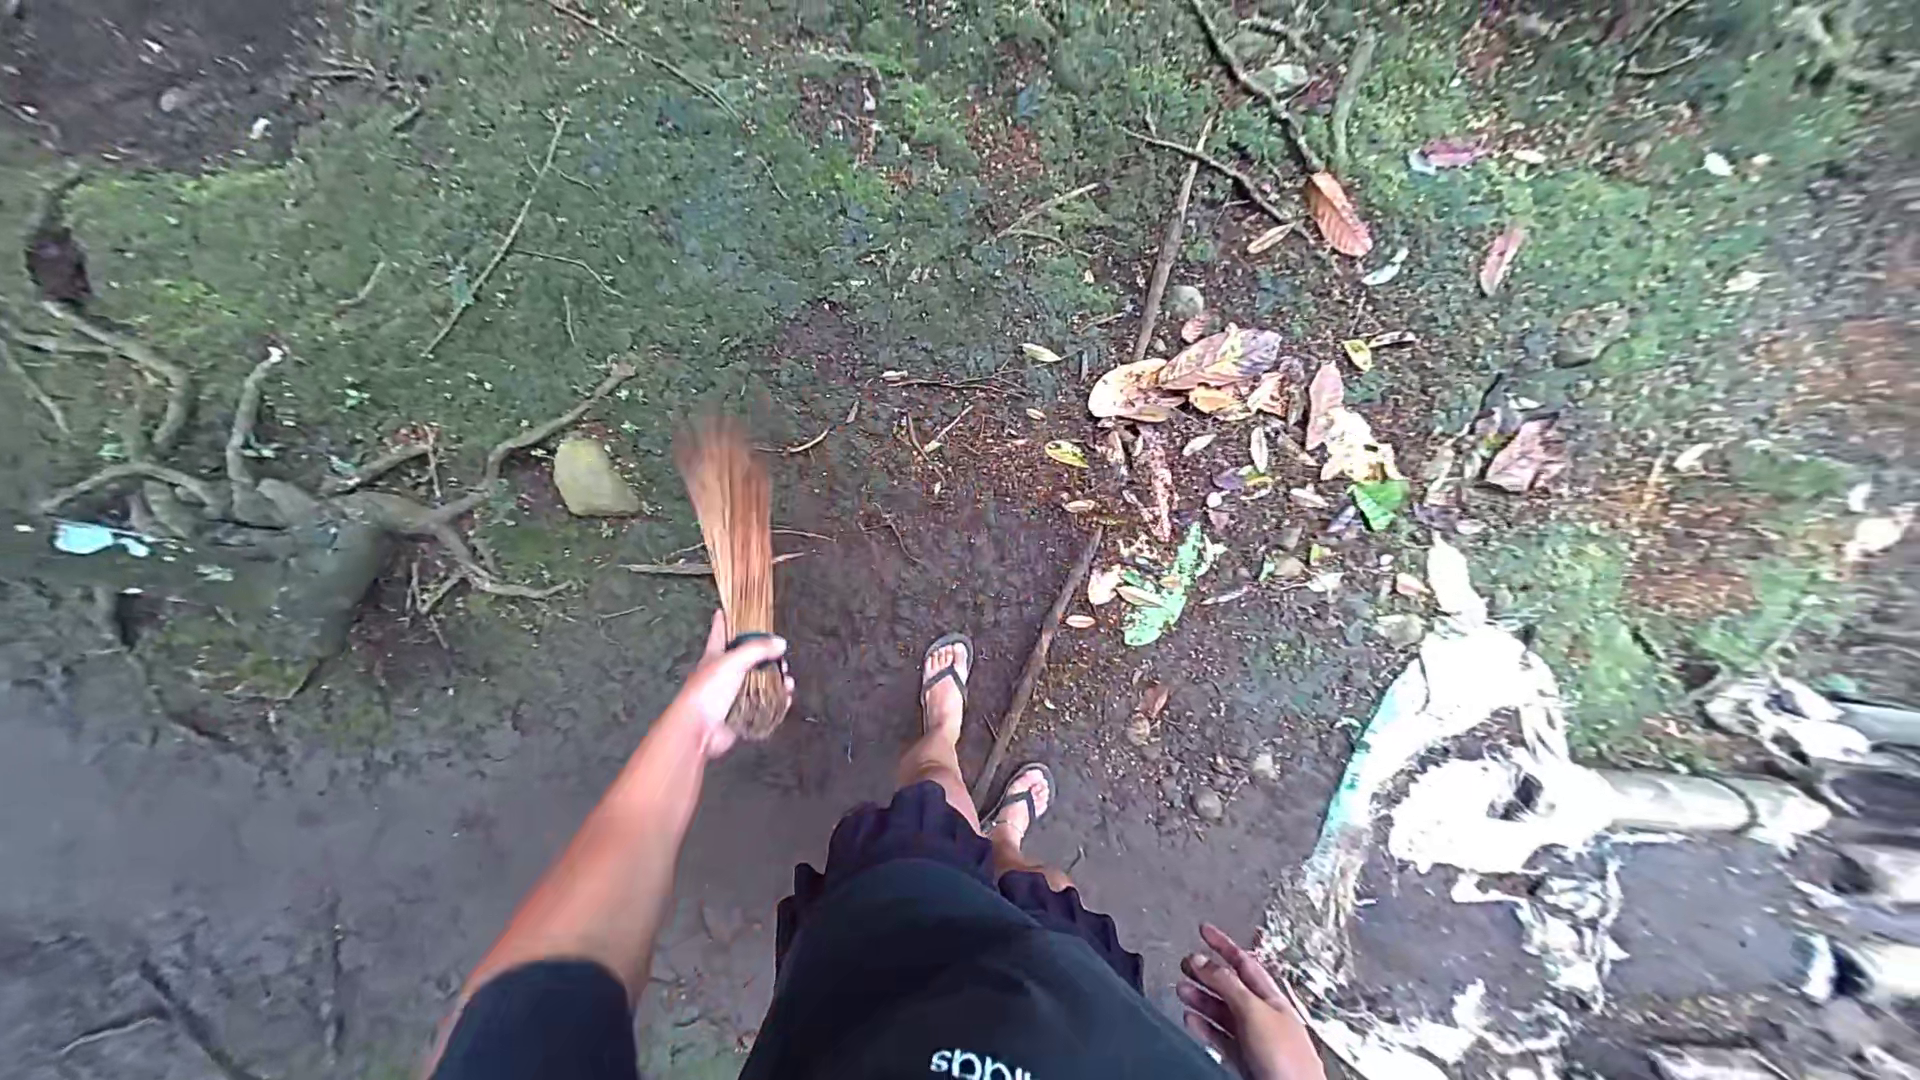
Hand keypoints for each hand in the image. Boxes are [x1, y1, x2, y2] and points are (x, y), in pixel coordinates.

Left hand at [669, 610, 790, 759]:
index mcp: (715, 655)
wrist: (697, 729)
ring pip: (759, 680)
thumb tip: (781, 643)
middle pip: (747, 656)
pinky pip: (764, 702)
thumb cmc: (708, 690)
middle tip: (781, 654)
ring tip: (787, 679)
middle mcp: (723, 672)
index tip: (730, 609)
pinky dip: (777, 699)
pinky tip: (785, 696)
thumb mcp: (733, 661)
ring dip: (776, 678)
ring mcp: (732, 693)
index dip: (725, 619)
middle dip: (767, 654)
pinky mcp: (741, 712)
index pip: (720, 631)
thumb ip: (758, 649)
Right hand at [1178, 924, 1325, 1079]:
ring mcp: (1255, 1041)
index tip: (1203, 929)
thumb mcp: (1252, 1010)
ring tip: (1180, 990)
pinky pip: (1220, 1038)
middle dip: (1206, 973)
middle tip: (1184, 963)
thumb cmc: (1284, 1058)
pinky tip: (1190, 1020)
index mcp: (1271, 999)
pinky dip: (1204, 1028)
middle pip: (1230, 987)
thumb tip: (1200, 959)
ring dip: (1201, 999)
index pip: (1243, 962)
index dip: (1222, 944)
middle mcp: (1263, 1017)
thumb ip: (1225, 983)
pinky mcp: (1246, 1063)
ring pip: (1222, 1013)